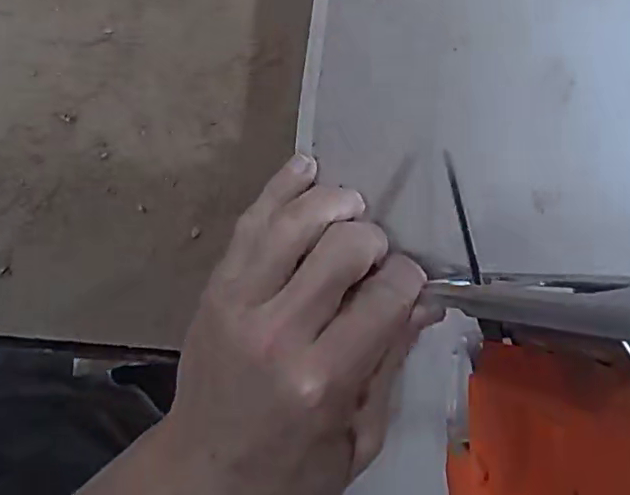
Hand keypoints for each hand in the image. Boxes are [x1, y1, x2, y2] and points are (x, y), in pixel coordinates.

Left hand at [82, 153, 437, 494]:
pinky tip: (308, 167)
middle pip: (343, 246)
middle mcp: (279, 332)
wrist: (202, 471)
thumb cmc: (291, 465)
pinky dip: (283, 184)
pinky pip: (252, 218)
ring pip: (296, 220)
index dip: (408, 276)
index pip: (385, 296)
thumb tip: (427, 300)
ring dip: (334, 200)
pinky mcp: (217, 282)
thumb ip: (392, 362)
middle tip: (373, 254)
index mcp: (322, 380)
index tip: (408, 279)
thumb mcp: (357, 437)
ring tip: (352, 205)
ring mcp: (240, 300)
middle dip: (373, 239)